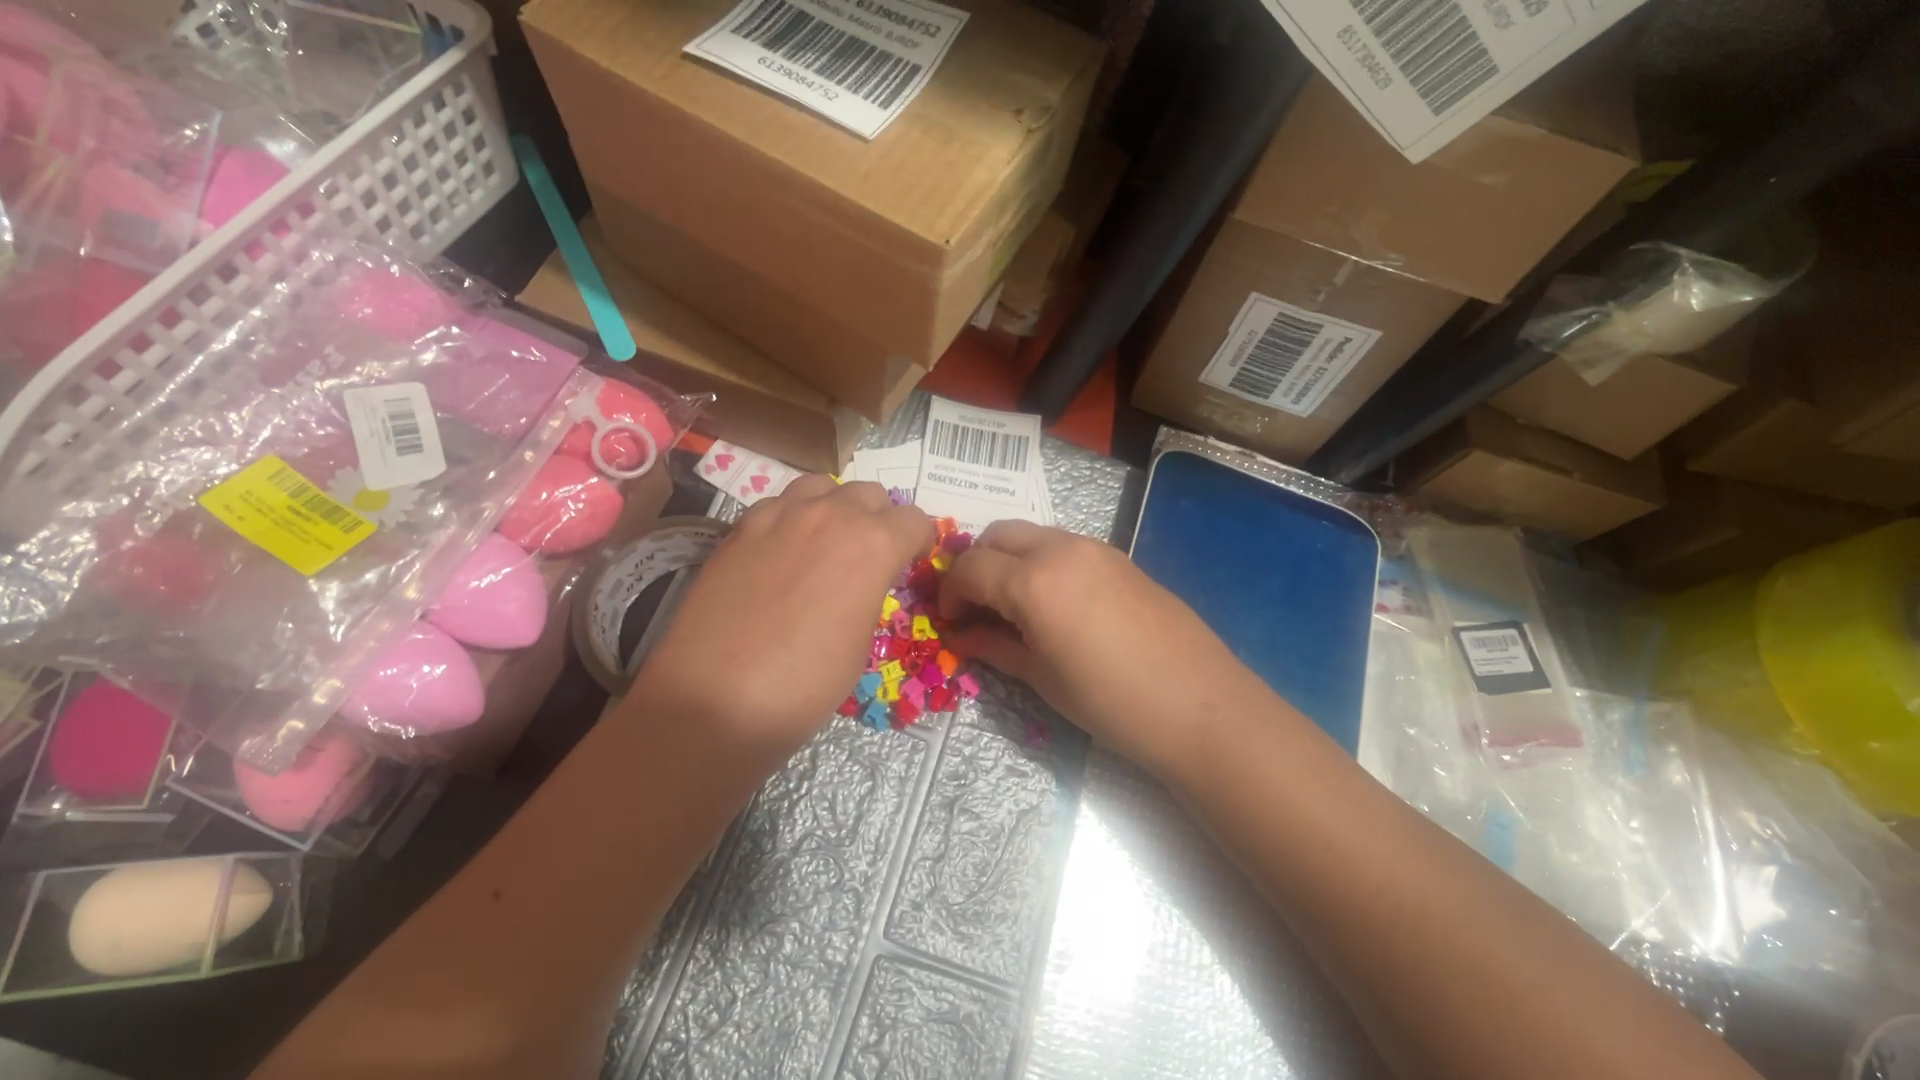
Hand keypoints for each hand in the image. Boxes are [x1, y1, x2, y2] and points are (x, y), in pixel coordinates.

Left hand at [629, 477, 931, 760]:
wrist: (712, 698)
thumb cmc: (803, 685)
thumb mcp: (860, 645)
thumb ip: (868, 596)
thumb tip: (860, 584)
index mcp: (873, 544)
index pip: (914, 521)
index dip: (917, 543)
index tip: (909, 563)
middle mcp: (830, 515)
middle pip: (869, 495)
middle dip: (878, 520)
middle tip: (869, 557)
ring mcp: (778, 515)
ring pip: (821, 488)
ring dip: (833, 508)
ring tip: (825, 544)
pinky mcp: (738, 528)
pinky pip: (777, 505)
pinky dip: (790, 519)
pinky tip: (781, 554)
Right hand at [940, 521, 1265, 777]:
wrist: (1199, 705)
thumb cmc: (1110, 703)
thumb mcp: (1042, 679)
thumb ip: (995, 647)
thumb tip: (962, 636)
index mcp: (1033, 580)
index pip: (970, 567)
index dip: (950, 593)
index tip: (950, 622)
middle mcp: (1061, 549)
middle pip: (998, 536)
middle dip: (976, 565)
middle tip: (976, 608)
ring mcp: (1096, 549)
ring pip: (1034, 535)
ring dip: (1010, 560)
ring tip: (1013, 608)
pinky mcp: (1121, 559)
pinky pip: (1066, 547)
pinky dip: (1043, 563)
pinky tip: (1054, 606)